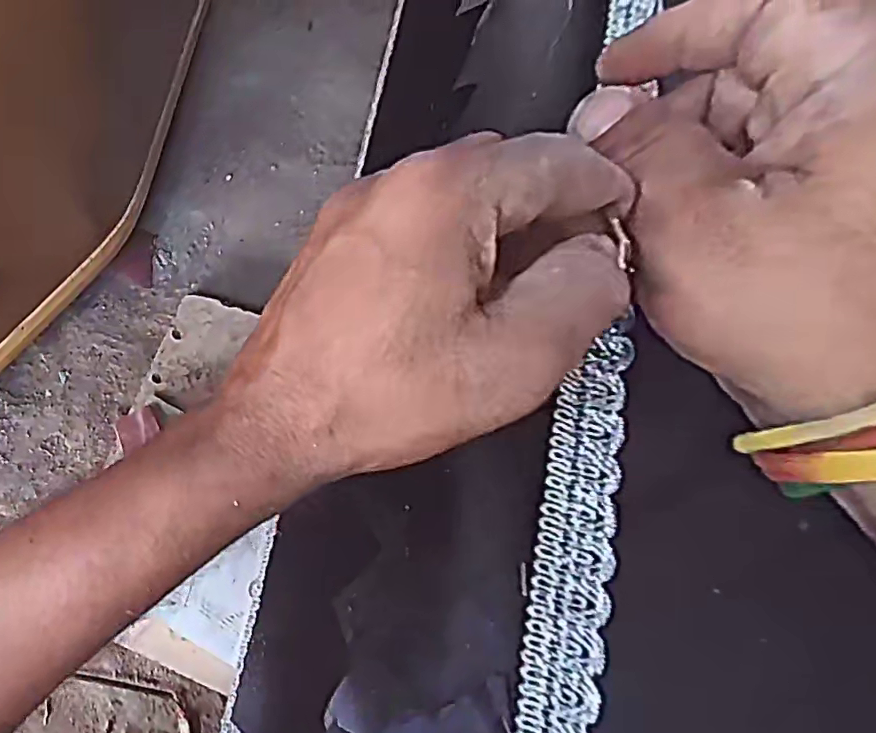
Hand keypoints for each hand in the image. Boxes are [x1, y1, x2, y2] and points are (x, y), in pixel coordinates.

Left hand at [212, 132, 633, 496]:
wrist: (269, 429)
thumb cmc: (358, 401)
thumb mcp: (517, 357)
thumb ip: (589, 288)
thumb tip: (597, 258)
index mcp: (441, 192)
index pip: (566, 160)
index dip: (604, 208)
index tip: (606, 249)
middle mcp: (384, 191)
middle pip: (503, 178)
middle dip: (540, 229)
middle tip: (547, 292)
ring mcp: (345, 222)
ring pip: (449, 209)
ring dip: (484, 249)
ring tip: (482, 317)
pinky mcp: (323, 254)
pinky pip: (400, 237)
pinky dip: (431, 264)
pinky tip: (429, 319)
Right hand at [572, 0, 875, 423]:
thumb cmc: (819, 314)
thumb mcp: (688, 224)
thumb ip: (639, 154)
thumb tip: (603, 116)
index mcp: (875, 64)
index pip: (757, 6)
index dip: (667, 37)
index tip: (611, 69)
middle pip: (743, 70)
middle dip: (660, 122)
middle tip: (598, 175)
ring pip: (745, 120)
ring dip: (676, 164)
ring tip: (633, 221)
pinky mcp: (861, 179)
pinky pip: (761, 162)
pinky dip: (705, 189)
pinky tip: (671, 232)